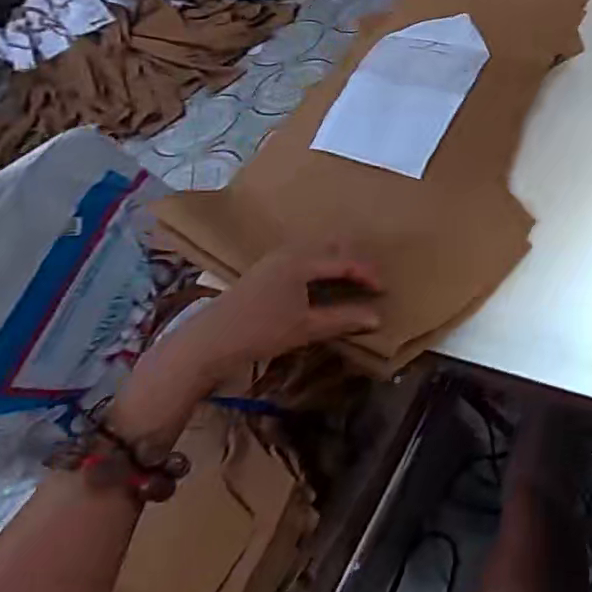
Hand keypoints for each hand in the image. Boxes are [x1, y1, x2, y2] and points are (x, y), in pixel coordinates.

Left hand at [115, 241, 380, 435]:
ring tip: (351, 283)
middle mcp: (288, 252)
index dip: (367, 274)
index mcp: (301, 260)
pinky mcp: (263, 272)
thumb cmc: (260, 331)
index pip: (344, 260)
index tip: (384, 290)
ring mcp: (273, 260)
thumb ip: (344, 319)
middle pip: (330, 248)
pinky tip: (322, 286)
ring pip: (315, 253)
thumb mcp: (306, 327)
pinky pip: (302, 260)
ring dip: (335, 265)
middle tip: (370, 282)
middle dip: (353, 262)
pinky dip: (319, 269)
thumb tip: (377, 318)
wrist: (207, 342)